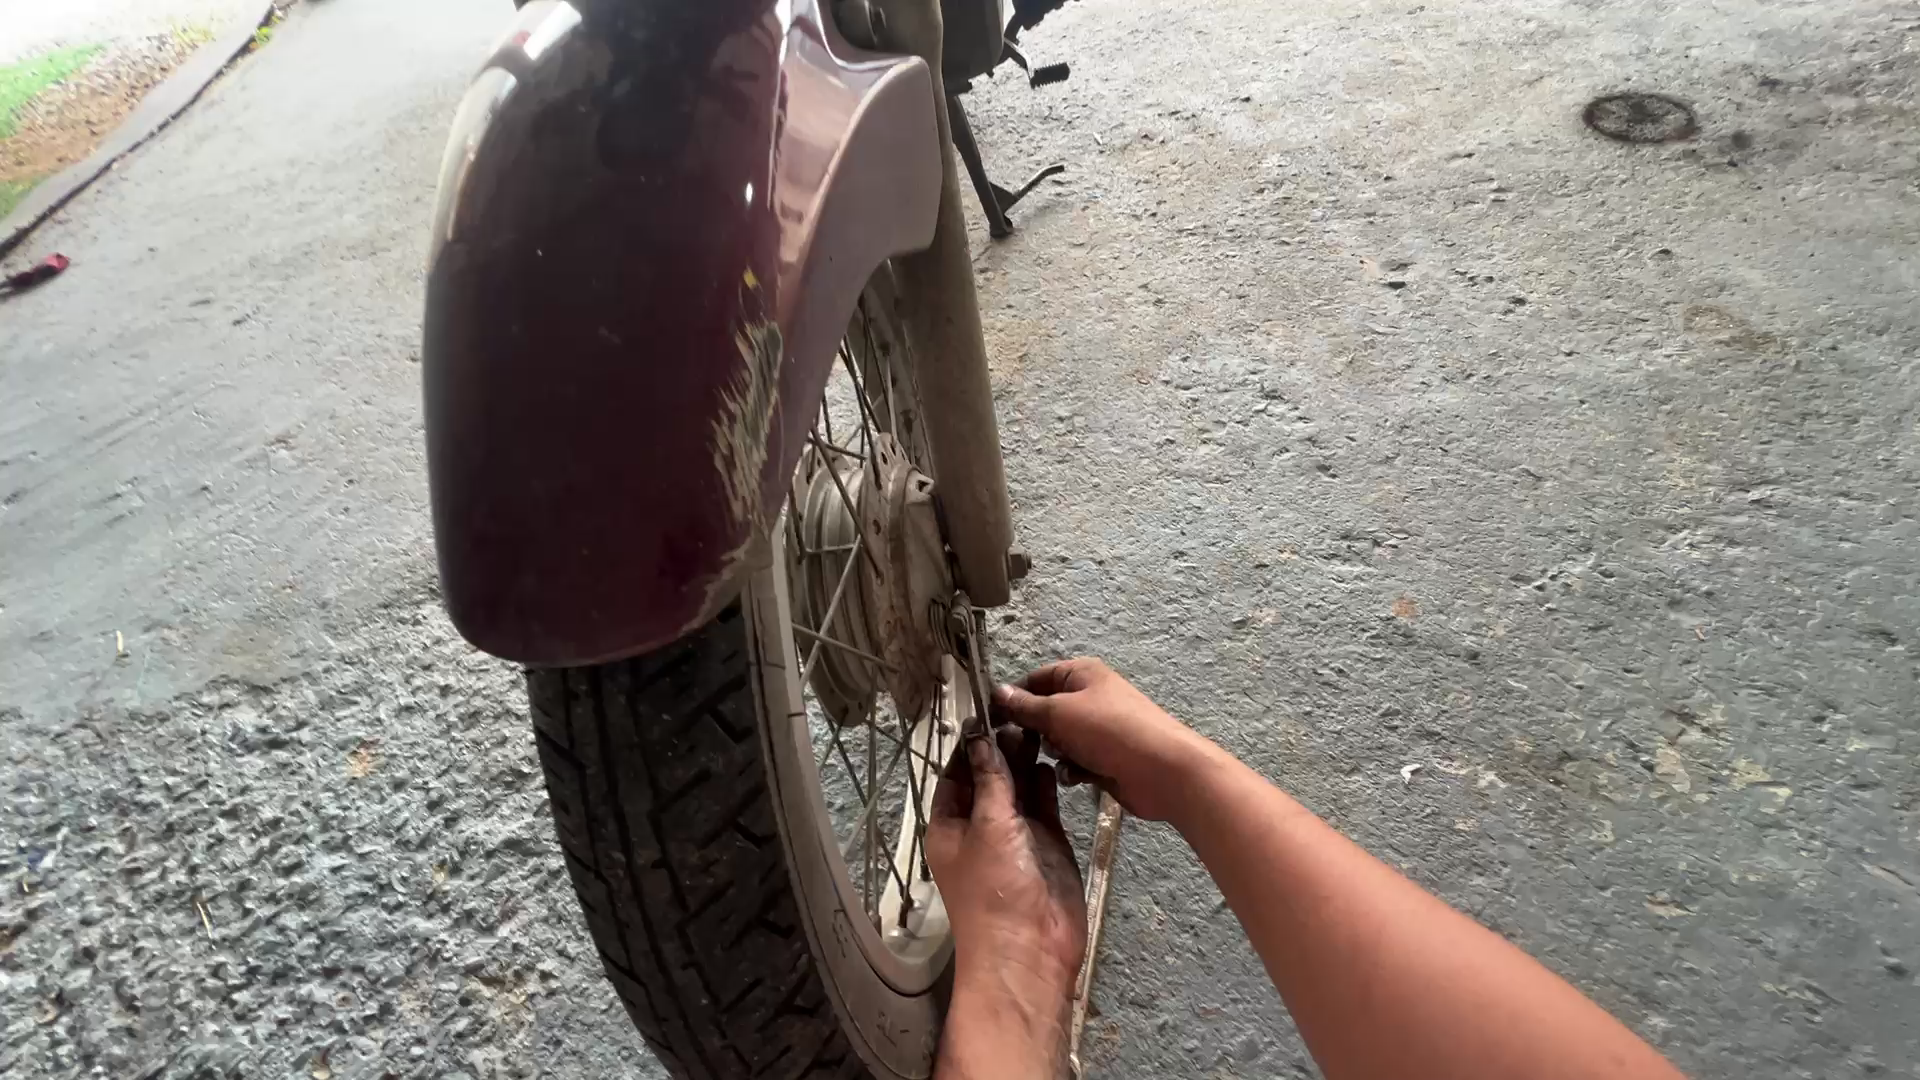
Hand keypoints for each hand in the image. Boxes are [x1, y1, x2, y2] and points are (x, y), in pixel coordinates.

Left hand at [924, 726, 1085, 1062]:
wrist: (1030, 950)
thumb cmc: (994, 887)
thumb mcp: (988, 826)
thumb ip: (990, 780)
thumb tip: (981, 739)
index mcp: (950, 825)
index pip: (955, 774)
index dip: (969, 746)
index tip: (985, 713)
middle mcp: (980, 826)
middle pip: (988, 777)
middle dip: (1000, 749)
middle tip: (1018, 713)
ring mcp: (1015, 833)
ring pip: (1017, 787)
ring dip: (1023, 760)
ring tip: (1036, 725)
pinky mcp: (1046, 841)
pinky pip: (1042, 804)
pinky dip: (1044, 782)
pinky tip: (1049, 757)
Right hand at [992, 657, 1219, 821]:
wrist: (1163, 771)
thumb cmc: (1109, 730)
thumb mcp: (1059, 712)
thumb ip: (1026, 706)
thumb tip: (997, 692)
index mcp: (1080, 674)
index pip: (1035, 679)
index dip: (1013, 697)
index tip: (991, 720)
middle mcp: (1088, 697)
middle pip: (1044, 711)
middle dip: (1033, 729)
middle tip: (1020, 744)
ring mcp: (1097, 729)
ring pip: (1057, 739)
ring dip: (1053, 751)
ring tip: (1057, 759)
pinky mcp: (1104, 758)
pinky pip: (1074, 761)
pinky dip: (1071, 769)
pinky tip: (1074, 777)